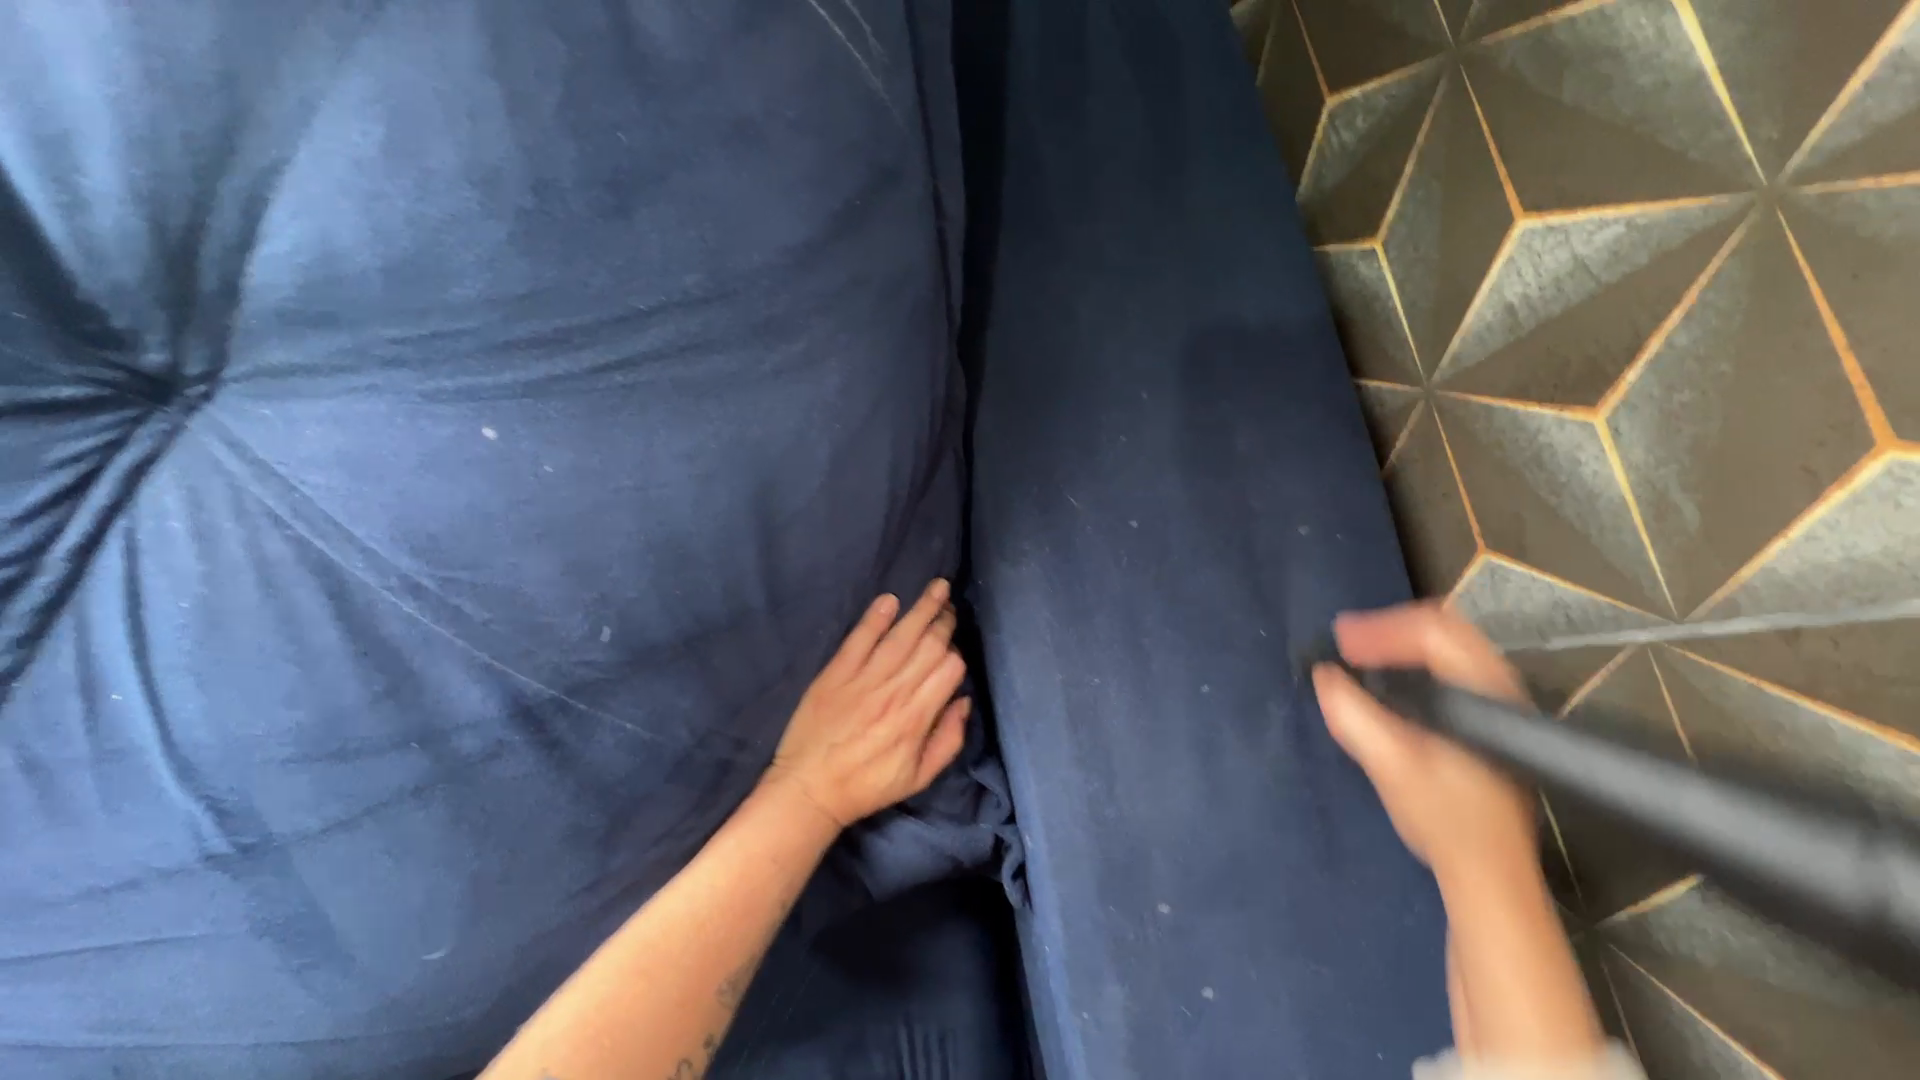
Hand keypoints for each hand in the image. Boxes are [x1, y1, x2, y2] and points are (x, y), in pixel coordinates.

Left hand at [767, 580, 970, 828]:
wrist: (810, 789)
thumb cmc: (868, 786)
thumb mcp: (919, 778)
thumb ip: (949, 740)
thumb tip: (964, 702)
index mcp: (917, 718)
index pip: (949, 670)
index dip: (956, 656)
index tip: (954, 651)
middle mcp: (895, 692)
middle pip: (929, 645)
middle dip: (944, 622)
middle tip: (950, 607)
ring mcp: (864, 679)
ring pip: (901, 635)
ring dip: (921, 608)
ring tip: (937, 587)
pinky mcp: (835, 673)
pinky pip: (859, 638)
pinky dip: (875, 617)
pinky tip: (890, 599)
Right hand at [1311, 602, 1538, 884]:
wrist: (1491, 875)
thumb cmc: (1444, 820)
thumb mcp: (1391, 767)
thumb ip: (1355, 717)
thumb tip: (1324, 676)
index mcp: (1482, 693)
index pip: (1433, 633)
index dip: (1380, 630)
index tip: (1339, 645)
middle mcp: (1500, 689)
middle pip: (1444, 630)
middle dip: (1389, 630)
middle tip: (1345, 645)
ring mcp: (1501, 707)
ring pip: (1450, 650)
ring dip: (1401, 647)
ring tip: (1360, 659)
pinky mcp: (1492, 725)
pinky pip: (1451, 670)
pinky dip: (1414, 666)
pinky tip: (1389, 687)